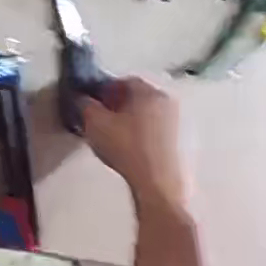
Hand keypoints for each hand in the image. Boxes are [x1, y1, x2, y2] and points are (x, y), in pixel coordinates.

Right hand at [79, 77, 187, 206]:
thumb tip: (83, 100)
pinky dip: (143, 134)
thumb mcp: (93, 122)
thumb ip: (84, 105)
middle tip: (101, 117)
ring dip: (130, 119)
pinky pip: (156, 130)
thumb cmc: (128, 148)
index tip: (92, 101)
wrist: (159, 184)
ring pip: (148, 114)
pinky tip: (130, 149)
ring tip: (113, 135)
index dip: (103, 89)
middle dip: (117, 104)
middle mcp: (168, 102)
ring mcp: (179, 123)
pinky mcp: (183, 143)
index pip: (123, 80)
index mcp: (149, 92)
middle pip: (138, 96)